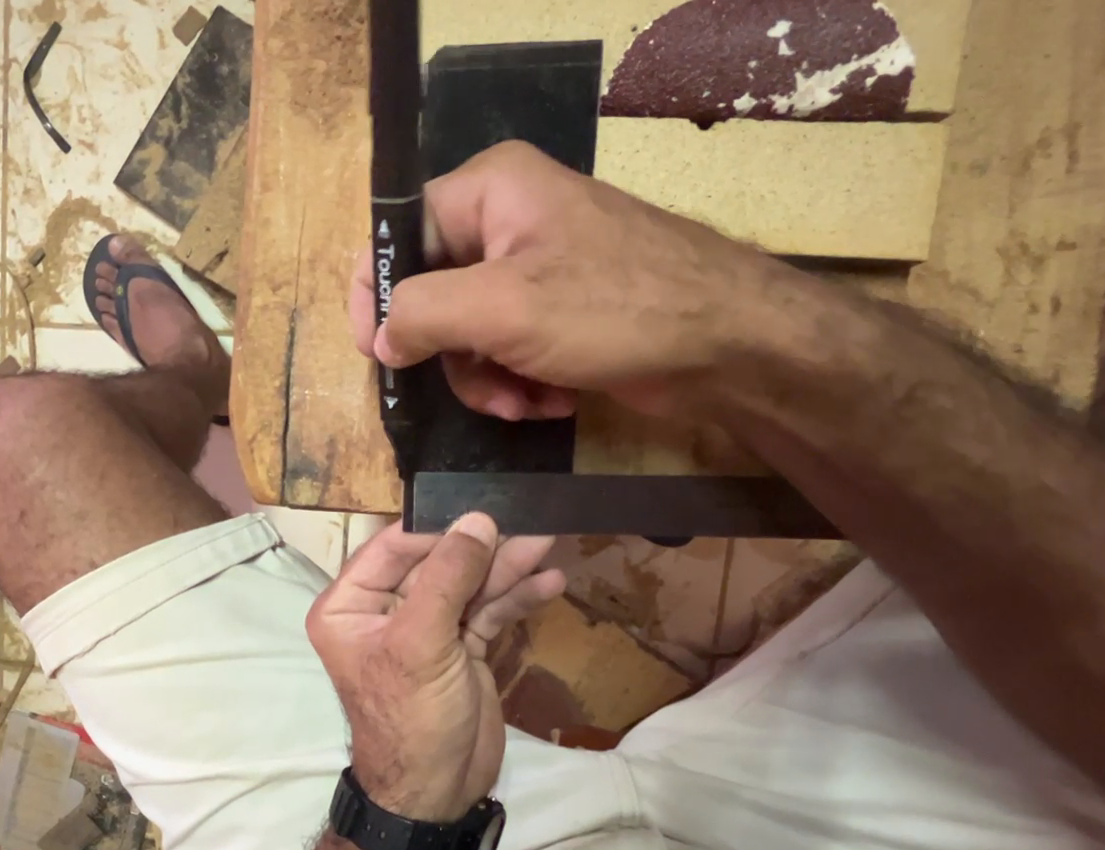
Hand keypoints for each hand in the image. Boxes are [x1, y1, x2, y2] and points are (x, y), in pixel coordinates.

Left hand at [305, 514, 565, 821]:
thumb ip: (447, 577)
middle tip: (527, 519)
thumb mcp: (421, 643)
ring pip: (468, 584)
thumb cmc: (411, 716)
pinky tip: (550, 583)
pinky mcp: (462, 647)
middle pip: (436, 563)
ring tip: (548, 540)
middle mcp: (385, 610)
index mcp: (350, 605)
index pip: (391, 548)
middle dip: (482, 546)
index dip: (436, 528)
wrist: (436, 793)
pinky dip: (516, 598)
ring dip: (508, 567)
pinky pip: (488, 611)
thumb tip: (477, 520)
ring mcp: (427, 629)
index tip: (480, 509)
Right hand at [348, 140, 816, 420]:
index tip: (379, 354)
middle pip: (433, 295)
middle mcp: (506, 222)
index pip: (398, 235)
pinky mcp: (555, 313)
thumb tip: (382, 341)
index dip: (380, 296)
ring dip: (486, 382)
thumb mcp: (501, 308)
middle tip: (479, 390)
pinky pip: (503, 351)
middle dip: (453, 357)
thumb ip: (423, 315)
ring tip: (523, 403)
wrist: (726, 346)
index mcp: (488, 191)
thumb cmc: (612, 308)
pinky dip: (518, 385)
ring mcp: (533, 270)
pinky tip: (551, 402)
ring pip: (466, 335)